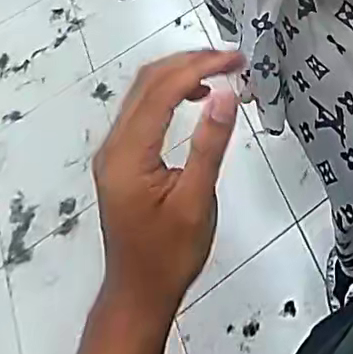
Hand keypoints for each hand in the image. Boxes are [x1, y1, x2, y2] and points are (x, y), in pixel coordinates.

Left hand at [92, 49, 242, 313]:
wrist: (138, 294)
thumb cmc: (170, 253)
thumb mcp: (197, 200)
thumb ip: (210, 144)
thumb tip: (225, 93)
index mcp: (128, 156)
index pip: (163, 91)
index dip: (201, 66)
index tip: (237, 60)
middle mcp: (114, 146)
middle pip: (149, 81)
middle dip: (193, 60)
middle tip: (234, 59)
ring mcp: (115, 150)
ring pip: (145, 89)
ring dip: (183, 70)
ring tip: (223, 68)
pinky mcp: (123, 156)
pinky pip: (146, 106)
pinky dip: (174, 88)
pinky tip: (200, 95)